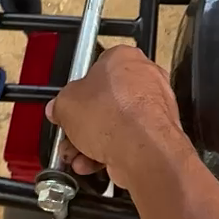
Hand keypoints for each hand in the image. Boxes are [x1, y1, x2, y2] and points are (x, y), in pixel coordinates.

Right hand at [45, 44, 193, 192]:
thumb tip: (59, 108)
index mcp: (123, 57)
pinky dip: (111, 150)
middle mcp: (145, 76)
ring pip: (117, 122)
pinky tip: (94, 161)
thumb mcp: (66, 104)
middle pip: (106, 100)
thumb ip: (60, 104)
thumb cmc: (116, 117)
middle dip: (85, 122)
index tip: (68, 105)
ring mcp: (155, 105)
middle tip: (71, 133)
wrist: (141, 149)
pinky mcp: (158, 131)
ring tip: (79, 153)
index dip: (77, 91)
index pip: (95, 69)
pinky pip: (129, 138)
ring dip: (94, 141)